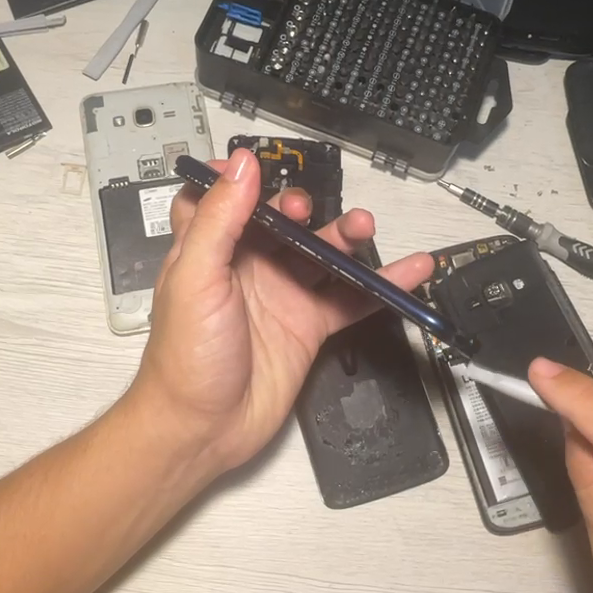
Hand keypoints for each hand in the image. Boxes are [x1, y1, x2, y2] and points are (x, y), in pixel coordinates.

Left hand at [124, 148, 433, 476]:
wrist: (204, 428)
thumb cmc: (184, 356)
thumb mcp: (195, 278)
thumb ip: (219, 219)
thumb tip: (239, 164)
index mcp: (212, 251)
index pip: (221, 202)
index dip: (236, 182)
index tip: (259, 165)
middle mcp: (248, 269)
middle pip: (283, 224)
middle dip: (303, 208)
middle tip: (311, 212)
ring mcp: (281, 297)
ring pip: (322, 256)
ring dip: (347, 238)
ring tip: (366, 226)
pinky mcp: (308, 327)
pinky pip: (349, 299)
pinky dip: (379, 287)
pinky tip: (407, 272)